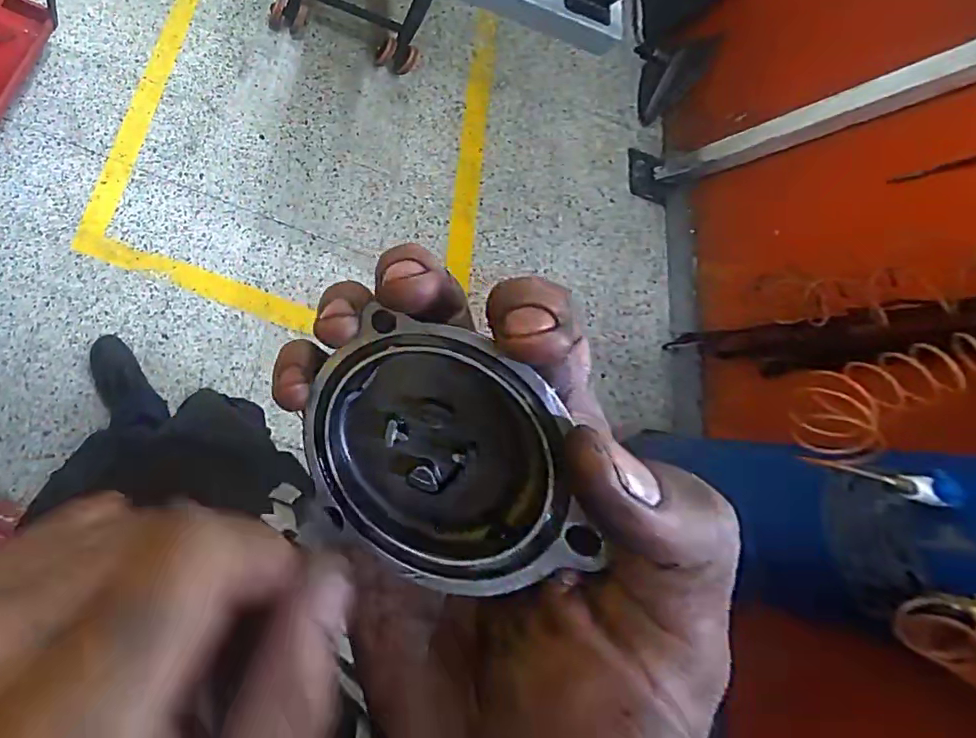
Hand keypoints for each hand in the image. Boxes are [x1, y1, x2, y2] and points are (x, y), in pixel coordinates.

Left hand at [0, 493, 353, 737]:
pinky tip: (124, 611)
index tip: (291, 595)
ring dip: (171, 558)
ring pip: (125, 515)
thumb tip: (327, 576)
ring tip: (174, 633)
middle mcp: (8, 628)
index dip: (260, 554)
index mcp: (67, 707)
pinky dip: (122, 552)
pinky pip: (80, 522)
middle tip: (234, 634)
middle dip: (221, 562)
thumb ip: (283, 694)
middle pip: (159, 527)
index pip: (187, 547)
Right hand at [272, 244, 738, 737]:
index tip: (520, 336)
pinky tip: (297, 389)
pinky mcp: (344, 484)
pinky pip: (315, 410)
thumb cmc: (606, 703)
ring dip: (347, 311)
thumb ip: (674, 536)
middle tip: (404, 290)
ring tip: (341, 329)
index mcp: (550, 435)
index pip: (541, 335)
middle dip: (417, 280)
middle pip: (438, 315)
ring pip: (367, 345)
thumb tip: (594, 447)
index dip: (531, 309)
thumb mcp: (678, 624)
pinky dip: (299, 378)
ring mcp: (399, 447)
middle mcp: (470, 422)